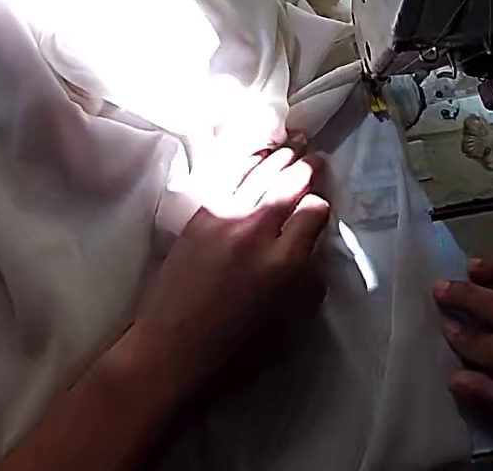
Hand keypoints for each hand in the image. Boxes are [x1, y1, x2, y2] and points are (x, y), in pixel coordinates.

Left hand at [131, 146, 331, 395]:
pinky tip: (259, 150)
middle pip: (290, 183)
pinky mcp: (202, 212)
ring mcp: (226, 216)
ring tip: (296, 142)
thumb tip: (313, 247)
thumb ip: (307, 281)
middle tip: (316, 158)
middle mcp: (256, 231)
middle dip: (308, 167)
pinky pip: (231, 173)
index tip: (321, 205)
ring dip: (282, 154)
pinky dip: (249, 157)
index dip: (321, 204)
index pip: (313, 212)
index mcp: (282, 263)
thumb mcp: (287, 326)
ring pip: (262, 171)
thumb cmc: (233, 349)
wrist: (170, 349)